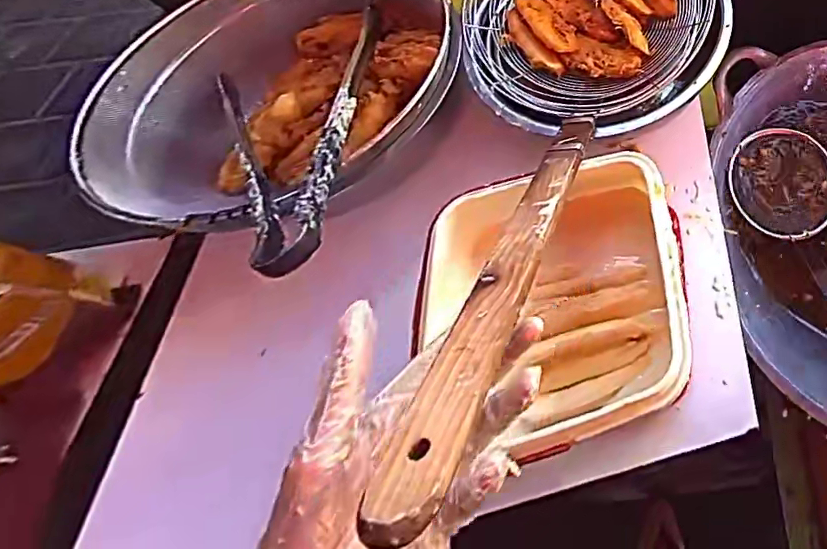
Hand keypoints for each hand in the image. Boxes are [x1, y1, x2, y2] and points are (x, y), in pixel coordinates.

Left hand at [259, 300, 544, 548]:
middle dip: (503, 358)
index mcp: (387, 418)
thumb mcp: (322, 444)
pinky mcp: (440, 519)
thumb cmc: (298, 532)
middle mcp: (414, 443)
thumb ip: (345, 380)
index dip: (468, 330)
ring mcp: (430, 480)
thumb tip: (355, 318)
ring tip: (524, 385)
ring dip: (506, 406)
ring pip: (481, 432)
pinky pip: (471, 493)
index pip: (437, 361)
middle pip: (471, 389)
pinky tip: (491, 465)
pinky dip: (485, 478)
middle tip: (528, 330)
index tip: (496, 301)